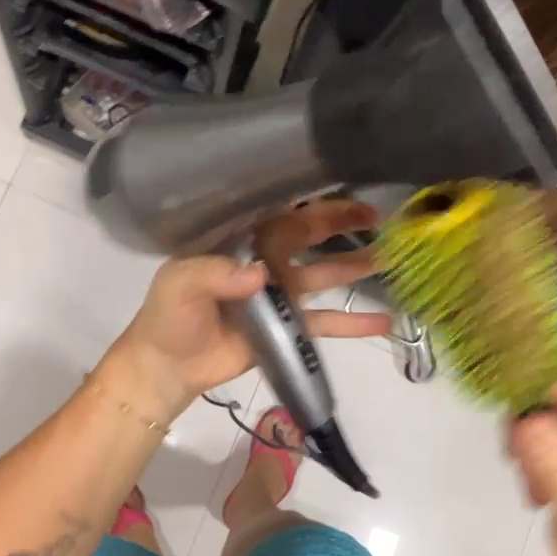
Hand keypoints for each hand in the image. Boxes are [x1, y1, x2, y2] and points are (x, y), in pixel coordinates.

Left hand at [104, 199, 391, 417]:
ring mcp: (278, 296)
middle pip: (307, 237)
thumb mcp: (180, 284)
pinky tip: (383, 323)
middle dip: (341, 225)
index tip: (340, 189)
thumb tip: (260, 276)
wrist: (167, 366)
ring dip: (353, 268)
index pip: (277, 214)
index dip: (307, 202)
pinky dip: (352, 323)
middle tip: (377, 216)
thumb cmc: (169, 316)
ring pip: (323, 275)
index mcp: (237, 243)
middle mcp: (263, 262)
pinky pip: (323, 323)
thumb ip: (215, 274)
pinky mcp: (287, 328)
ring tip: (389, 260)